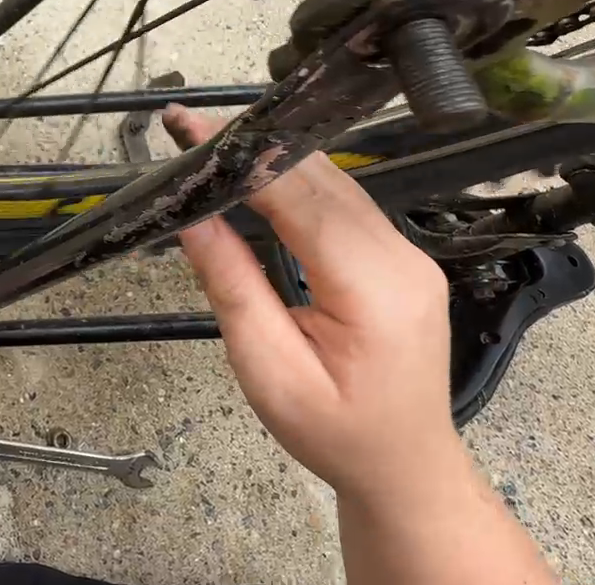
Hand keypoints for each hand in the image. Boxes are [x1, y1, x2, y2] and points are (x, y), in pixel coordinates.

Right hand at [161, 106, 464, 503]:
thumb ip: (232, 286)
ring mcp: (406, 253)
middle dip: (251, 148)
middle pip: (320, 180)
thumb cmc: (335, 432)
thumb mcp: (268, 369)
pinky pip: (342, 199)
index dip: (243, 160)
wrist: (406, 468)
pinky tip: (257, 171)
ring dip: (271, 157)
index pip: (301, 201)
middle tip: (188, 126)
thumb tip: (191, 217)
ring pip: (334, 181)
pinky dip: (294, 178)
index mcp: (374, 289)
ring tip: (212, 140)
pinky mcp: (397, 255)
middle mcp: (401, 258)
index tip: (190, 130)